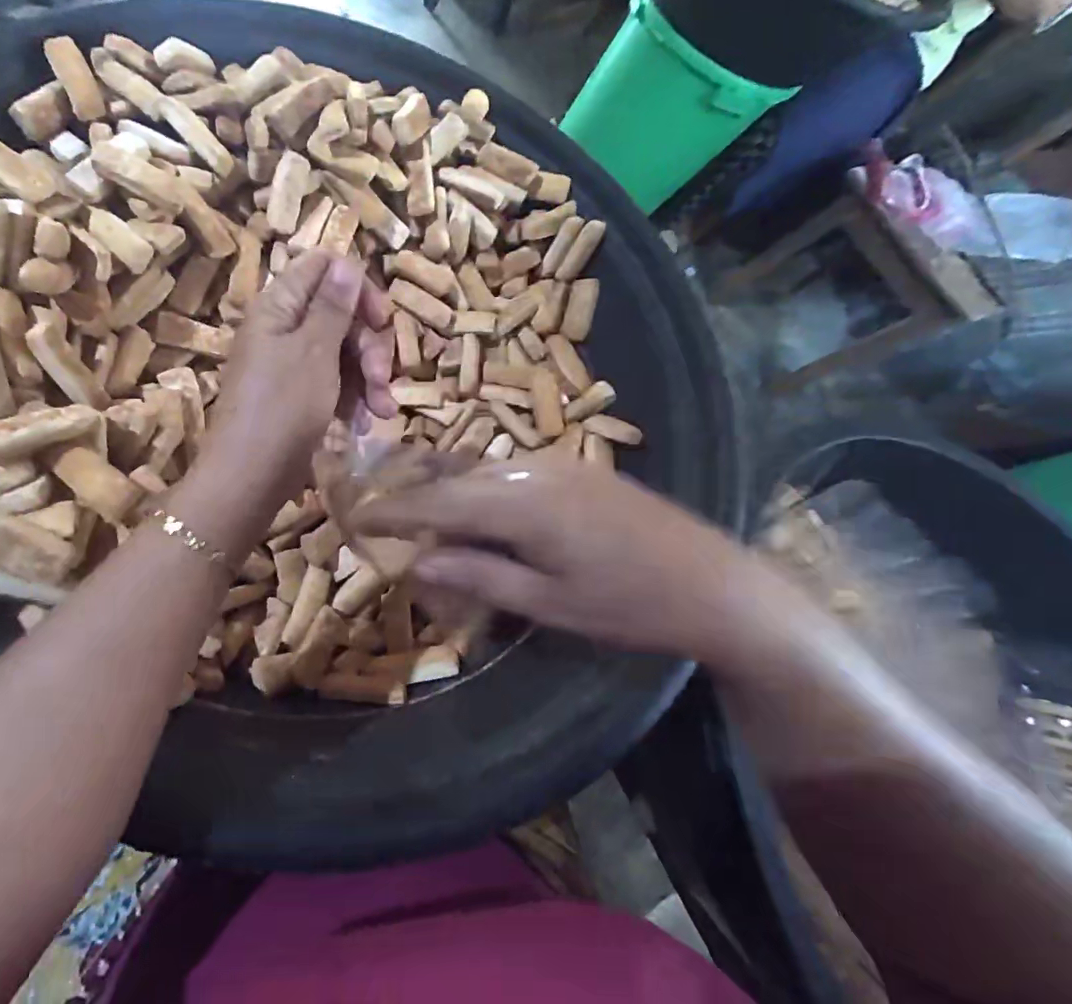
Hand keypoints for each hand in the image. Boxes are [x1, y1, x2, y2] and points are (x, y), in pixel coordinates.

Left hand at [204, 249, 394, 493]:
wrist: (252, 476)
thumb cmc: (283, 406)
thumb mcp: (315, 351)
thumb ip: (333, 305)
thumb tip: (346, 262)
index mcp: (279, 305)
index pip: (324, 268)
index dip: (358, 288)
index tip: (380, 320)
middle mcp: (284, 328)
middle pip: (341, 314)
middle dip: (370, 347)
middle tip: (382, 379)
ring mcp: (292, 364)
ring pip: (344, 352)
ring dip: (369, 379)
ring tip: (380, 412)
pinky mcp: (300, 395)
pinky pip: (336, 383)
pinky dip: (353, 400)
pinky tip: (363, 424)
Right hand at [354, 458, 808, 662]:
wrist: (716, 584)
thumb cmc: (629, 605)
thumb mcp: (549, 603)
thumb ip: (479, 576)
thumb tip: (416, 562)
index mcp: (522, 504)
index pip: (438, 502)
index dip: (393, 510)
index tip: (355, 515)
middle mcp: (534, 470)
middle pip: (456, 478)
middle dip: (413, 497)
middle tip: (378, 515)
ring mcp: (560, 464)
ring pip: (482, 471)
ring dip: (446, 491)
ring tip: (416, 516)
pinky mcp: (578, 470)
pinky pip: (510, 473)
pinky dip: (479, 490)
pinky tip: (474, 510)